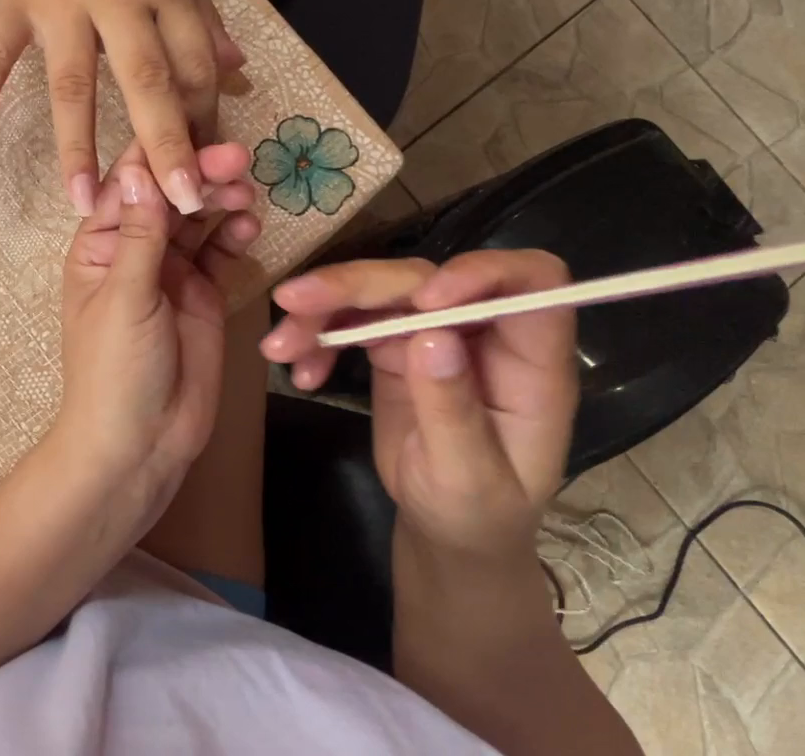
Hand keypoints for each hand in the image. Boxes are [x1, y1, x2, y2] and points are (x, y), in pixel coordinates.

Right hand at [0, 0, 244, 217]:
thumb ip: (201, 10)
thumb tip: (232, 66)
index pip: (192, 65)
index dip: (206, 120)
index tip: (211, 170)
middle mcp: (118, 0)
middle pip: (145, 81)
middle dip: (164, 145)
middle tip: (177, 205)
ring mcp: (62, 2)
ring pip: (73, 80)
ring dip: (77, 142)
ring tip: (81, 199)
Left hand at [56, 141, 260, 491]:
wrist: (140, 442)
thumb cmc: (114, 371)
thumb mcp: (125, 299)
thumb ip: (140, 237)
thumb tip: (138, 171)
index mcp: (99, 246)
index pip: (126, 187)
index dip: (157, 156)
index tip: (193, 127)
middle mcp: (134, 250)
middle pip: (168, 198)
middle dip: (198, 176)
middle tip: (236, 160)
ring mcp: (170, 272)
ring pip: (198, 220)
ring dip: (220, 200)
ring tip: (245, 190)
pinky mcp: (202, 294)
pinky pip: (220, 254)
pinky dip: (234, 236)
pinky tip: (248, 225)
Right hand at [258, 251, 578, 557]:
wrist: (447, 530)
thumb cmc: (477, 512)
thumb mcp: (468, 477)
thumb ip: (453, 409)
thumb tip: (430, 336)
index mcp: (528, 362)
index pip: (528, 283)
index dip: (479, 273)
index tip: (422, 300)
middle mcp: (481, 334)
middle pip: (423, 279)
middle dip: (356, 285)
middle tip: (293, 301)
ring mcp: (433, 336)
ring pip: (377, 294)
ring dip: (321, 310)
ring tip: (276, 347)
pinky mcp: (393, 346)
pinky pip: (349, 322)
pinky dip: (316, 340)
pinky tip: (300, 374)